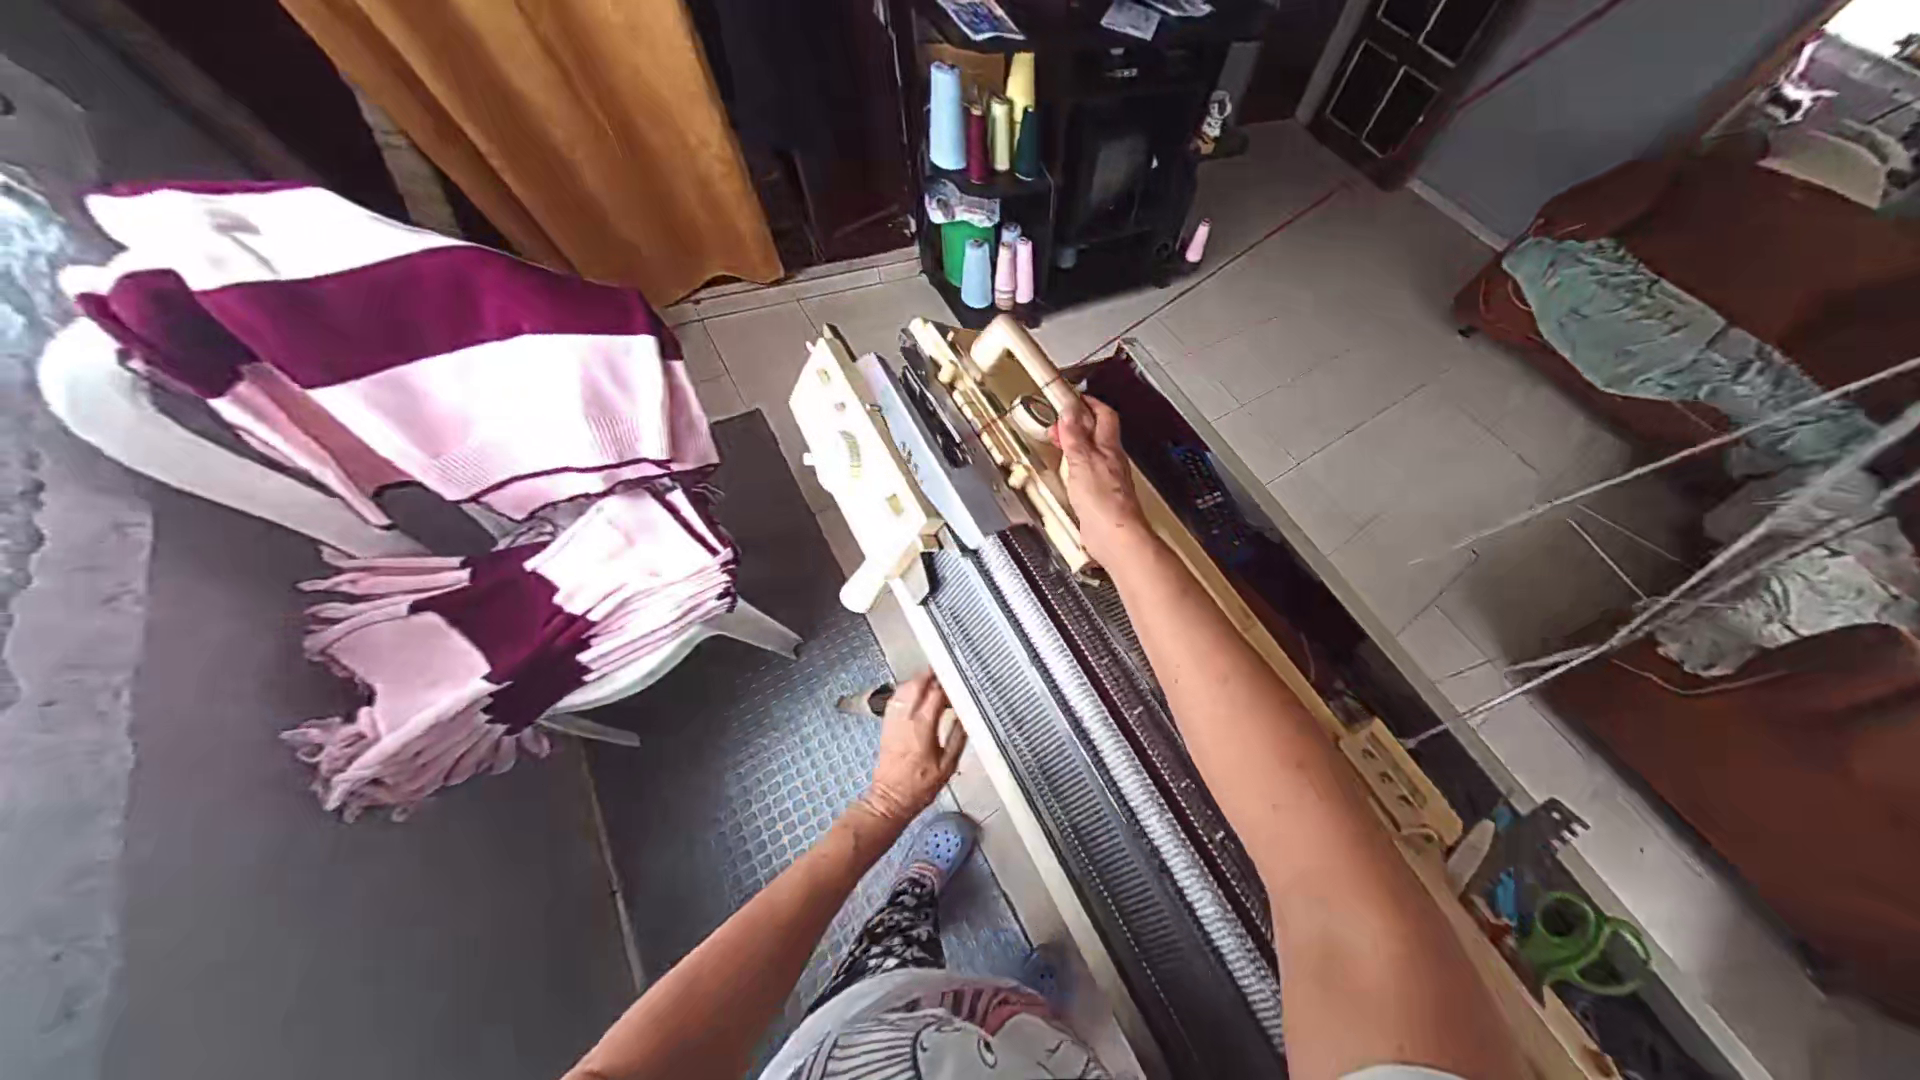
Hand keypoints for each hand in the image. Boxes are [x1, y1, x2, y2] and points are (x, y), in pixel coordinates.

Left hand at [858, 671, 966, 827]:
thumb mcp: (948, 765)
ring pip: (903, 688)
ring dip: (917, 680)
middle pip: (916, 684)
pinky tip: (915, 693)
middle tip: (944, 673)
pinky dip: (906, 690)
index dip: (947, 684)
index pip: (935, 694)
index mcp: (922, 727)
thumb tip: (965, 716)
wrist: (890, 799)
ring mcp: (893, 720)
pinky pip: (895, 699)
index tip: (957, 683)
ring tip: (932, 680)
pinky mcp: (886, 725)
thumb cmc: (919, 787)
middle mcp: (905, 719)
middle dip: (930, 675)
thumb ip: (958, 737)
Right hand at [1051, 395, 1153, 566]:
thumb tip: (1069, 410)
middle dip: (1080, 422)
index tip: (1072, 397)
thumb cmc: (1105, 501)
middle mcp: (1111, 460)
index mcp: (1109, 446)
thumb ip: (1074, 435)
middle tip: (1061, 421)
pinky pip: (1088, 473)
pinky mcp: (1099, 496)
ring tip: (1060, 442)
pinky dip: (1075, 466)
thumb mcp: (1081, 460)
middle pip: (1098, 432)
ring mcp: (1107, 478)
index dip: (1089, 403)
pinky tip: (1067, 472)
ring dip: (1076, 444)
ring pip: (1093, 452)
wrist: (1115, 536)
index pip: (1103, 414)